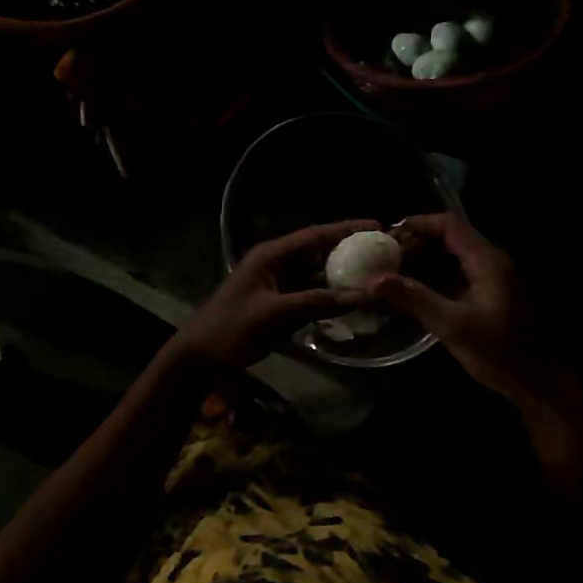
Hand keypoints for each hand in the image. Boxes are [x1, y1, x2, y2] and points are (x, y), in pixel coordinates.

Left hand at [171, 220, 379, 367]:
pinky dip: (330, 295)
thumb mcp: (275, 314)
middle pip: (318, 251)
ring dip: (342, 274)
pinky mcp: (279, 304)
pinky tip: (352, 299)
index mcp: (270, 255)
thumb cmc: (231, 328)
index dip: (346, 229)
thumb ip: (317, 302)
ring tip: (376, 273)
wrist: (200, 357)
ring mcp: (277, 284)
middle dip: (349, 250)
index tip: (377, 226)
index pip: (314, 235)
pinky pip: (310, 294)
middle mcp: (276, 264)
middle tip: (383, 251)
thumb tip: (362, 295)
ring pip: (316, 274)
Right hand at [369, 214, 570, 404]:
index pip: (449, 225)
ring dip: (424, 259)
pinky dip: (434, 275)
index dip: (418, 224)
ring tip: (393, 272)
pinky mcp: (490, 293)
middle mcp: (491, 261)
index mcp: (487, 260)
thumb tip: (374, 280)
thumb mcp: (452, 326)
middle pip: (450, 237)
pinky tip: (414, 290)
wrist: (537, 382)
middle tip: (386, 258)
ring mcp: (492, 277)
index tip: (387, 237)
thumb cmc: (499, 352)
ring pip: (453, 255)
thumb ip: (414, 299)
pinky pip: (458, 273)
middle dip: (416, 243)